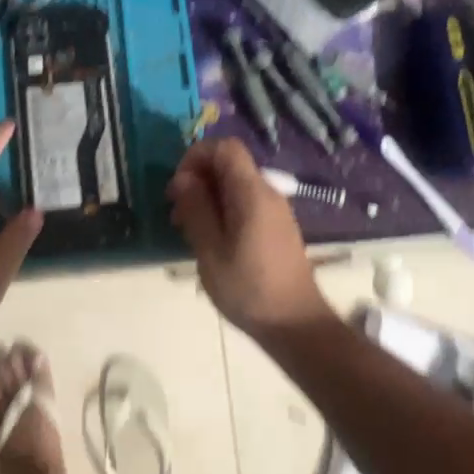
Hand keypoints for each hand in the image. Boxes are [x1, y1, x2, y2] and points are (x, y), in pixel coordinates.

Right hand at [167, 137, 330, 337]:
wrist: (297, 325)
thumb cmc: (249, 289)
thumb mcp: (211, 251)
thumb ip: (196, 209)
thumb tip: (183, 179)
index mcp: (252, 192)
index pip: (225, 147)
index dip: (197, 156)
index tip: (178, 186)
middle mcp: (267, 193)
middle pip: (230, 165)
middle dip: (199, 179)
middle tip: (177, 212)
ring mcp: (275, 210)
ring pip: (236, 185)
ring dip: (209, 197)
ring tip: (189, 229)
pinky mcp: (277, 228)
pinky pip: (246, 203)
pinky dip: (224, 210)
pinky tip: (212, 241)